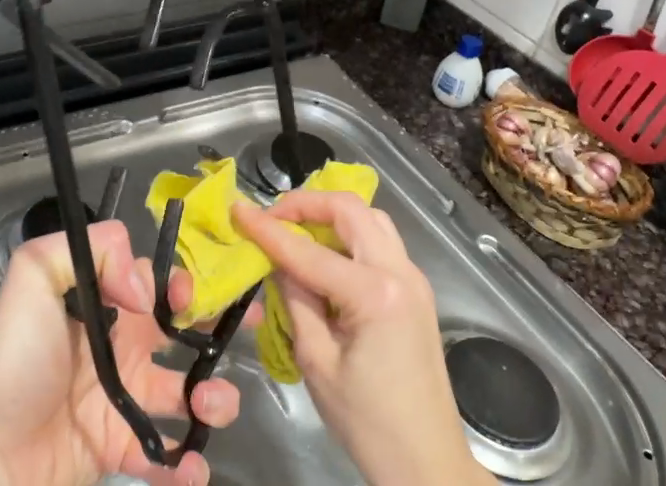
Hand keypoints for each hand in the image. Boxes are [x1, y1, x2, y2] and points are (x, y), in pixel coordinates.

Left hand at [0, 219, 246, 485]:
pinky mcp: (119, 453)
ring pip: (186, 397)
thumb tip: (146, 288)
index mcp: (101, 307)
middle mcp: (118, 350)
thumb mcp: (33, 276)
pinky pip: (167, 458)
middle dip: (217, 335)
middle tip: (246, 337)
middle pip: (182, 338)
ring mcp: (121, 404)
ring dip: (213, 401)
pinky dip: (188, 464)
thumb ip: (89, 249)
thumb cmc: (12, 360)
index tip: (197, 297)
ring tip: (210, 408)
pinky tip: (188, 465)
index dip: (183, 285)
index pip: (155, 285)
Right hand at [234, 192, 495, 485]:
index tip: (238, 211)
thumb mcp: (317, 361)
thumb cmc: (367, 420)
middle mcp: (400, 273)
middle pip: (351, 211)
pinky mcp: (415, 293)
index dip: (268, 229)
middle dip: (307, 204)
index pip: (309, 251)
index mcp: (375, 293)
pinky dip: (349, 235)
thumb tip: (278, 262)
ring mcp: (414, 280)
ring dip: (332, 215)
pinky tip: (325, 255)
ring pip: (371, 220)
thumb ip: (296, 301)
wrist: (426, 460)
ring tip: (296, 230)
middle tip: (272, 216)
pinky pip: (380, 243)